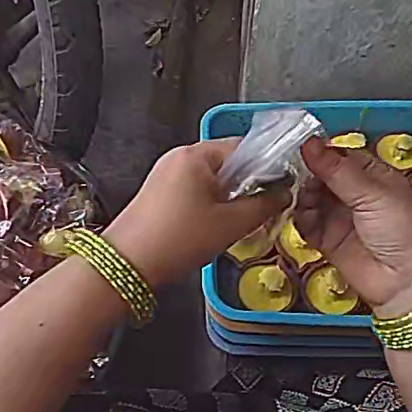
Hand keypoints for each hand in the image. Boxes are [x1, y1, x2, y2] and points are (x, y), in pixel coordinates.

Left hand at [106, 139, 290, 285]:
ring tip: (235, 223)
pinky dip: (209, 205)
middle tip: (259, 211)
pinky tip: (212, 228)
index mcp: (196, 154)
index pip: (244, 147)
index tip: (279, 190)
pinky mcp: (158, 194)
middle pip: (227, 163)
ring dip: (228, 199)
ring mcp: (166, 175)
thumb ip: (264, 205)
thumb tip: (284, 194)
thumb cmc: (179, 239)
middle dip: (245, 186)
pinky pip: (194, 192)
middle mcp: (178, 157)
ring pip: (211, 180)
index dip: (266, 167)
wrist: (128, 265)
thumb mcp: (231, 224)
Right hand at [293, 140, 411, 317]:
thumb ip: (337, 170)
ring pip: (311, 199)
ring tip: (302, 199)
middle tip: (293, 175)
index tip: (299, 150)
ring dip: (302, 197)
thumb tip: (309, 143)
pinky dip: (300, 219)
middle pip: (321, 177)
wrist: (409, 286)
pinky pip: (306, 225)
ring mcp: (341, 218)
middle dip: (307, 175)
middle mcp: (356, 195)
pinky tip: (302, 217)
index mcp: (374, 176)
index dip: (320, 153)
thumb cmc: (405, 232)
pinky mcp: (328, 241)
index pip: (340, 157)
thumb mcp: (374, 194)